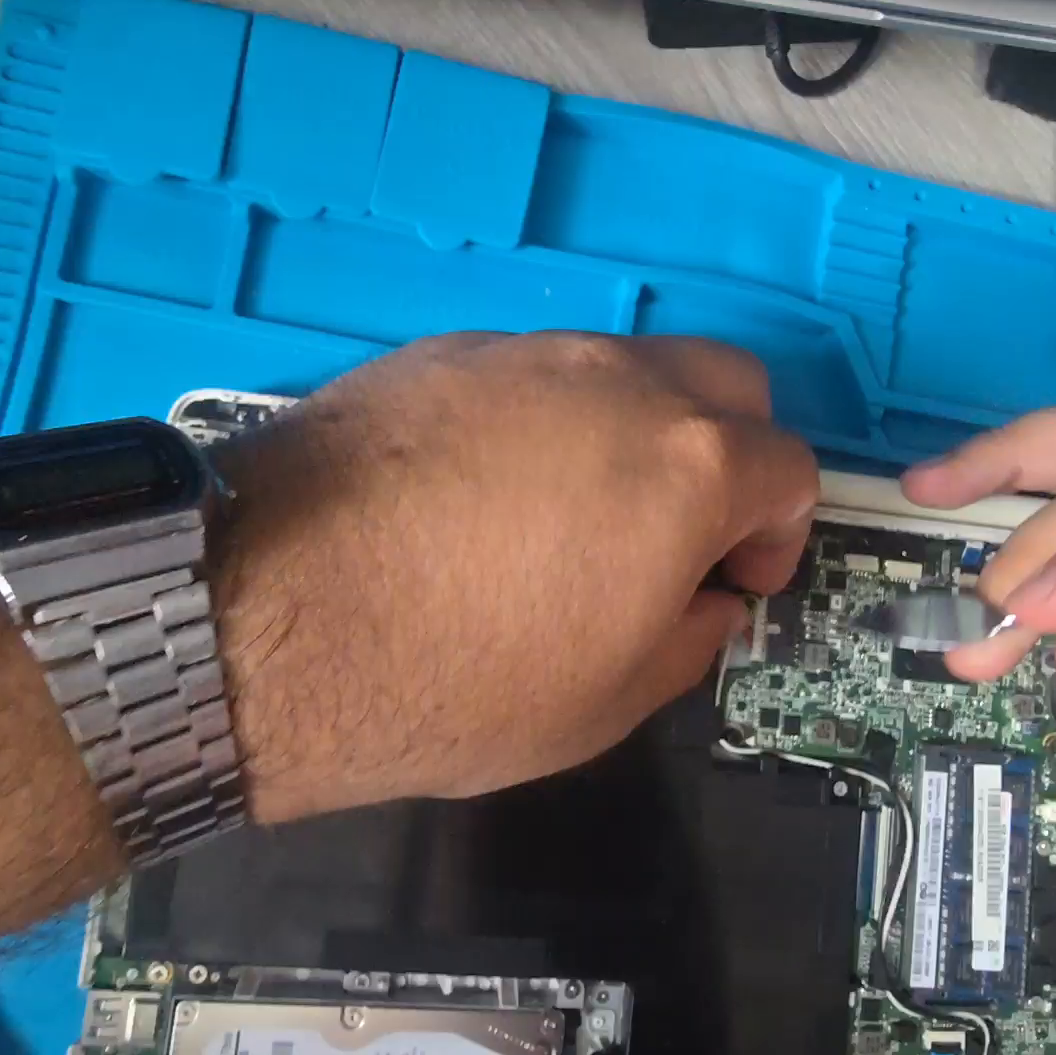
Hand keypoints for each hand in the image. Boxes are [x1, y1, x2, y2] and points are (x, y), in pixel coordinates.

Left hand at [214, 332, 817, 822]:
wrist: (265, 620)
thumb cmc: (455, 682)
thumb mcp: (606, 703)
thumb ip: (689, 639)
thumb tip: (710, 598)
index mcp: (687, 467)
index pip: (790, 469)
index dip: (779, 533)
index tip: (735, 579)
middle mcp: (619, 382)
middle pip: (731, 384)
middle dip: (734, 455)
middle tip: (682, 529)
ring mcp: (527, 353)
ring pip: (631, 367)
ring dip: (641, 430)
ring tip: (572, 509)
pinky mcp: (444, 350)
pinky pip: (537, 372)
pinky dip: (551, 417)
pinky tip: (485, 485)